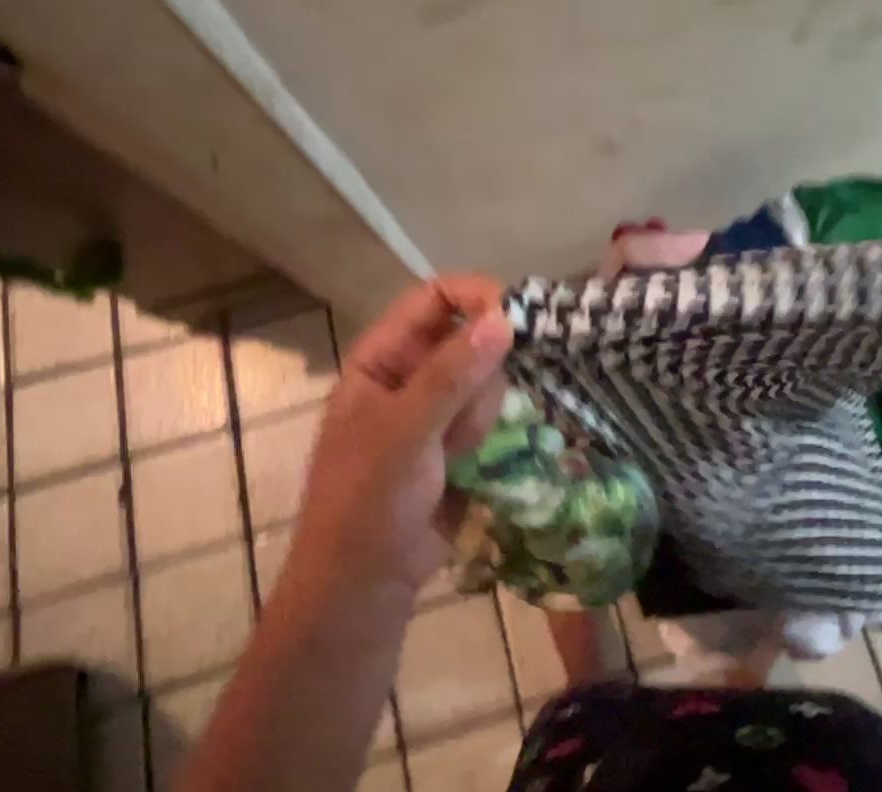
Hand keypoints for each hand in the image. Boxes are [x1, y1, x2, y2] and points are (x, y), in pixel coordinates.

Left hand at [287, 275, 513, 591]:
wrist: (365, 584)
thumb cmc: (367, 502)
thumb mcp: (405, 432)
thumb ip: (452, 374)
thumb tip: (504, 317)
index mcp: (382, 357)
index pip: (434, 298)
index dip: (476, 297)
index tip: (516, 319)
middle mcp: (410, 373)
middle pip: (471, 337)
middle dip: (481, 375)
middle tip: (462, 421)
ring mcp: (437, 409)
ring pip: (488, 380)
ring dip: (482, 414)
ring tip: (456, 454)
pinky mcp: (459, 441)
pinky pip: (492, 415)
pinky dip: (491, 432)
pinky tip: (472, 464)